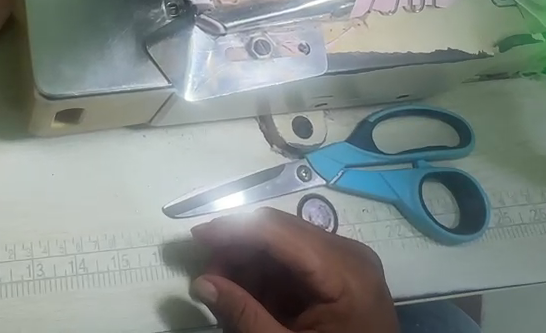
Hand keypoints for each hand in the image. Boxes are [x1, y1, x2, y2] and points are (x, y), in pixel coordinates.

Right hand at [190, 209, 399, 332]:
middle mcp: (349, 254)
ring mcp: (347, 263)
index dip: (233, 229)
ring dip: (248, 261)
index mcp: (345, 270)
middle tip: (206, 272)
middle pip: (279, 232)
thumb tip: (201, 283)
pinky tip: (247, 292)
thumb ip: (245, 316)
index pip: (277, 231)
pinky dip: (267, 274)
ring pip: (282, 244)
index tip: (196, 236)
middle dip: (237, 247)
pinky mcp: (341, 276)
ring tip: (222, 287)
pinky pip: (295, 261)